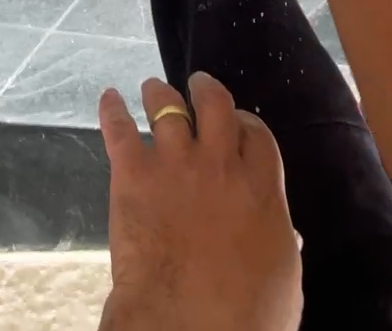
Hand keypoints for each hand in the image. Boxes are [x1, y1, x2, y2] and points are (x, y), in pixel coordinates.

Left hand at [98, 73, 301, 330]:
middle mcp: (218, 163)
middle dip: (205, 88)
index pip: (256, 132)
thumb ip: (277, 238)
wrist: (190, 325)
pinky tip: (109, 97)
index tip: (235, 123)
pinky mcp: (133, 174)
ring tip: (152, 87)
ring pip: (165, 105)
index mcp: (260, 187)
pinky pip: (119, 129)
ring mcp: (174, 164)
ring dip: (158, 92)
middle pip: (214, 103)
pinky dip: (112, 109)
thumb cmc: (247, 315)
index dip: (244, 122)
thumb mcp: (282, 277)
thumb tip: (282, 229)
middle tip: (197, 83)